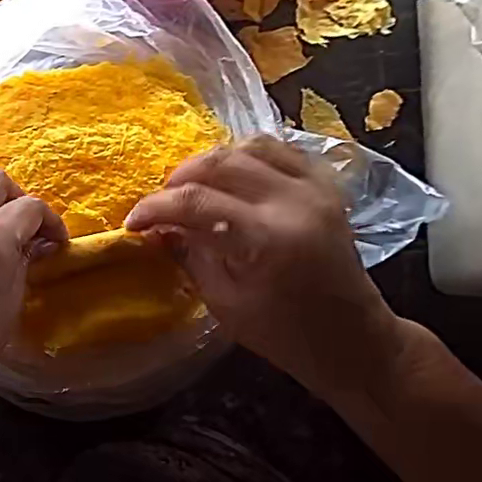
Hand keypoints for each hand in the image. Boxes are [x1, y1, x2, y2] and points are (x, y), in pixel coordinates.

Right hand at [124, 135, 410, 394]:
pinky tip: (227, 178)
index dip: (153, 208)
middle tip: (160, 205)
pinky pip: (278, 150)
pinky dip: (244, 157)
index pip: (194, 202)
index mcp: (267, 239)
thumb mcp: (220, 299)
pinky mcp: (326, 184)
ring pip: (248, 146)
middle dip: (176, 181)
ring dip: (209, 163)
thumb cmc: (279, 330)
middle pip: (219, 163)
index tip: (132, 223)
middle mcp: (294, 202)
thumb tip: (156, 228)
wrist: (349, 335)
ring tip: (190, 188)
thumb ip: (189, 253)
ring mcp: (315, 188)